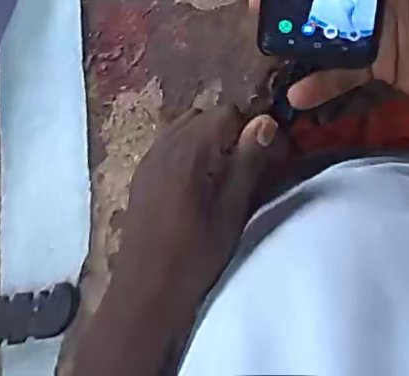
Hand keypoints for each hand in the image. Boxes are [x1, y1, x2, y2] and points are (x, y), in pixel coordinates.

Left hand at [70, 107, 280, 372]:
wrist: (143, 295)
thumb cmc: (194, 257)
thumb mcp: (231, 211)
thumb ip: (248, 161)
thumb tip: (267, 121)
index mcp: (190, 150)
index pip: (228, 112)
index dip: (248, 129)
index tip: (257, 157)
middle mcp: (167, 144)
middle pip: (207, 114)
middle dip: (227, 132)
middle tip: (238, 168)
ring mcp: (150, 156)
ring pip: (187, 124)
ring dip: (206, 138)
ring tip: (216, 173)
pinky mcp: (142, 171)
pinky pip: (170, 140)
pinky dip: (187, 147)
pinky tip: (193, 181)